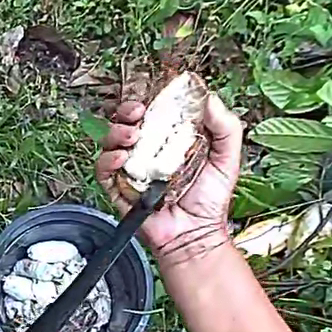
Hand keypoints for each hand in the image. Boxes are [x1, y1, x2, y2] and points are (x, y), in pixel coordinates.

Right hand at [97, 93, 244, 266]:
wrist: (196, 235)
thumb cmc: (209, 201)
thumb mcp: (227, 158)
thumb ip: (225, 127)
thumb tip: (209, 98)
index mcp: (170, 139)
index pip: (153, 111)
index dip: (150, 99)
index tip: (155, 96)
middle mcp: (147, 151)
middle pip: (126, 121)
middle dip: (127, 110)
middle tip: (138, 112)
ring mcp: (132, 169)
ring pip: (111, 141)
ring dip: (117, 132)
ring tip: (132, 135)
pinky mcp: (119, 188)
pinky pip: (103, 170)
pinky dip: (108, 160)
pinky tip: (122, 158)